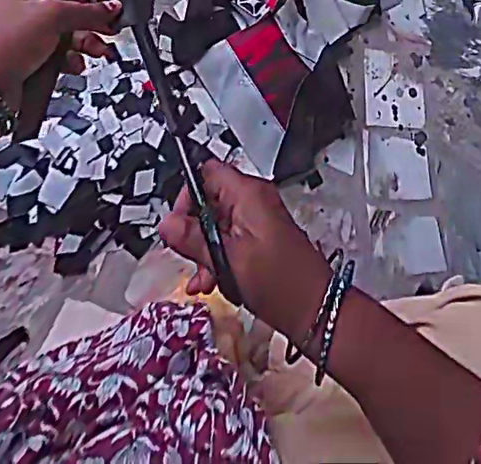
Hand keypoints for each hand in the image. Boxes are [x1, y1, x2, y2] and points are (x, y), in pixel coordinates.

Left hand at [0, 0, 118, 118]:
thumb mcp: (51, 15)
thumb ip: (87, 10)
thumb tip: (110, 6)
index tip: (109, 6)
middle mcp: (20, 12)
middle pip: (67, 11)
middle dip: (91, 22)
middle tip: (109, 29)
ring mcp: (21, 40)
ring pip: (63, 37)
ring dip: (84, 43)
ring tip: (99, 50)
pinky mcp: (23, 65)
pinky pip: (55, 59)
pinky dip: (70, 62)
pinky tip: (76, 65)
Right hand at [159, 160, 331, 340]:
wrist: (314, 309)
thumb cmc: (282, 282)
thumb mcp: (228, 260)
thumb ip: (194, 238)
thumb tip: (167, 223)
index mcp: (248, 193)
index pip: (207, 172)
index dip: (187, 196)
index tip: (178, 223)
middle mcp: (254, 199)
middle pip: (208, 199)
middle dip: (194, 229)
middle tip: (190, 254)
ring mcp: (257, 218)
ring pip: (216, 222)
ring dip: (204, 249)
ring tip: (205, 275)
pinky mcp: (259, 236)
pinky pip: (229, 237)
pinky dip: (217, 256)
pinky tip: (212, 280)